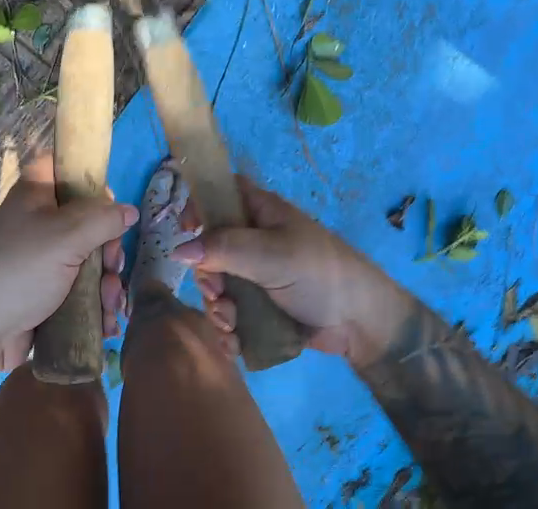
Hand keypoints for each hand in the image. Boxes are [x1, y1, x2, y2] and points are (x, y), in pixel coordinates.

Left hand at [0, 156, 136, 371]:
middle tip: (113, 266)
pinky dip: (97, 304)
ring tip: (111, 304)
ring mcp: (44, 259)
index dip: (90, 179)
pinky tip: (107, 321)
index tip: (110, 202)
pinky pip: (81, 290)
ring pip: (90, 259)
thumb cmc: (20, 270)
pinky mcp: (47, 293)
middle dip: (110, 247)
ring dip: (108, 282)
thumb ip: (104, 219)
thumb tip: (130, 211)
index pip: (65, 167)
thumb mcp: (67, 235)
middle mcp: (40, 221)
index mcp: (37, 194)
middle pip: (89, 220)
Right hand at [174, 176, 411, 364]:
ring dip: (217, 306)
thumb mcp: (271, 255)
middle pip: (210, 247)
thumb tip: (177, 249)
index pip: (220, 194)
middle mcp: (254, 240)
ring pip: (217, 284)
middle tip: (218, 293)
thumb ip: (224, 249)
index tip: (185, 230)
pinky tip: (233, 343)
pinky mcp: (260, 307)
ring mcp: (257, 275)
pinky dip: (228, 328)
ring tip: (231, 324)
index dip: (200, 206)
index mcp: (260, 212)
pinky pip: (231, 312)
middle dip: (207, 275)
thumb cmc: (320, 274)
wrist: (360, 322)